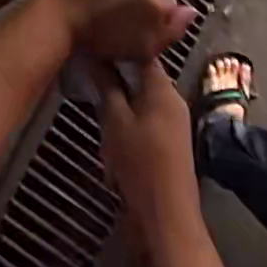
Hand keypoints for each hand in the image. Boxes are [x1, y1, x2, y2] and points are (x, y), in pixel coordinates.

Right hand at [97, 62, 223, 266]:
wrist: (167, 218)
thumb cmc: (141, 164)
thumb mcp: (116, 121)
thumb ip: (106, 87)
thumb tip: (93, 58)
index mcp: (164, 88)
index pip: (142, 53)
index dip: (119, 47)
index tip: (96, 47)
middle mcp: (173, 100)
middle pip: (142, 77)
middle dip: (117, 79)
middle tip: (92, 80)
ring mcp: (174, 123)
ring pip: (143, 100)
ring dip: (121, 104)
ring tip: (99, 110)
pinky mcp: (170, 144)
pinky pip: (147, 121)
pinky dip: (130, 123)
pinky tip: (113, 137)